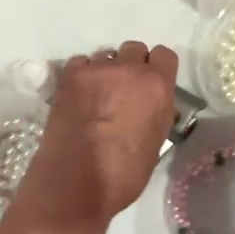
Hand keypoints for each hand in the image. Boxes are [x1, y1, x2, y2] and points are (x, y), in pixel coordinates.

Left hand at [15, 41, 179, 230]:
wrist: (76, 183)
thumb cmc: (123, 175)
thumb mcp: (155, 143)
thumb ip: (157, 112)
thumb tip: (150, 105)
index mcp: (157, 87)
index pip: (164, 56)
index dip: (157, 69)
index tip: (149, 85)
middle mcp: (130, 70)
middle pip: (134, 50)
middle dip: (131, 67)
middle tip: (122, 93)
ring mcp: (97, 70)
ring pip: (106, 56)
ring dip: (105, 72)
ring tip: (96, 98)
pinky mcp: (69, 77)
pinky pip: (81, 63)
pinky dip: (81, 76)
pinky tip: (78, 99)